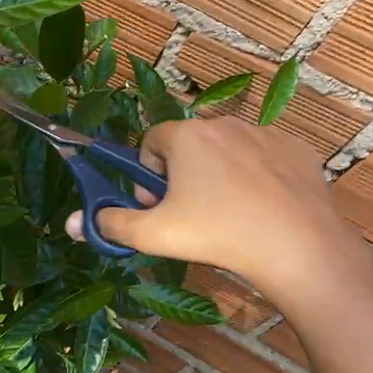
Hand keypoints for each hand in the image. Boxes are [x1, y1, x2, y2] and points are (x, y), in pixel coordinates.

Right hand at [67, 117, 369, 303]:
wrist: (297, 247)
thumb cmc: (216, 235)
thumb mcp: (152, 236)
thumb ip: (110, 224)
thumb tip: (74, 223)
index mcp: (187, 136)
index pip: (151, 141)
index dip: (147, 174)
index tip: (157, 205)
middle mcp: (225, 124)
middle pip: (188, 145)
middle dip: (181, 175)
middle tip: (187, 215)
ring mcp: (266, 134)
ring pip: (226, 151)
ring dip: (217, 175)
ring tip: (227, 216)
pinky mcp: (298, 150)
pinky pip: (263, 159)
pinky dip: (256, 179)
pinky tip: (260, 210)